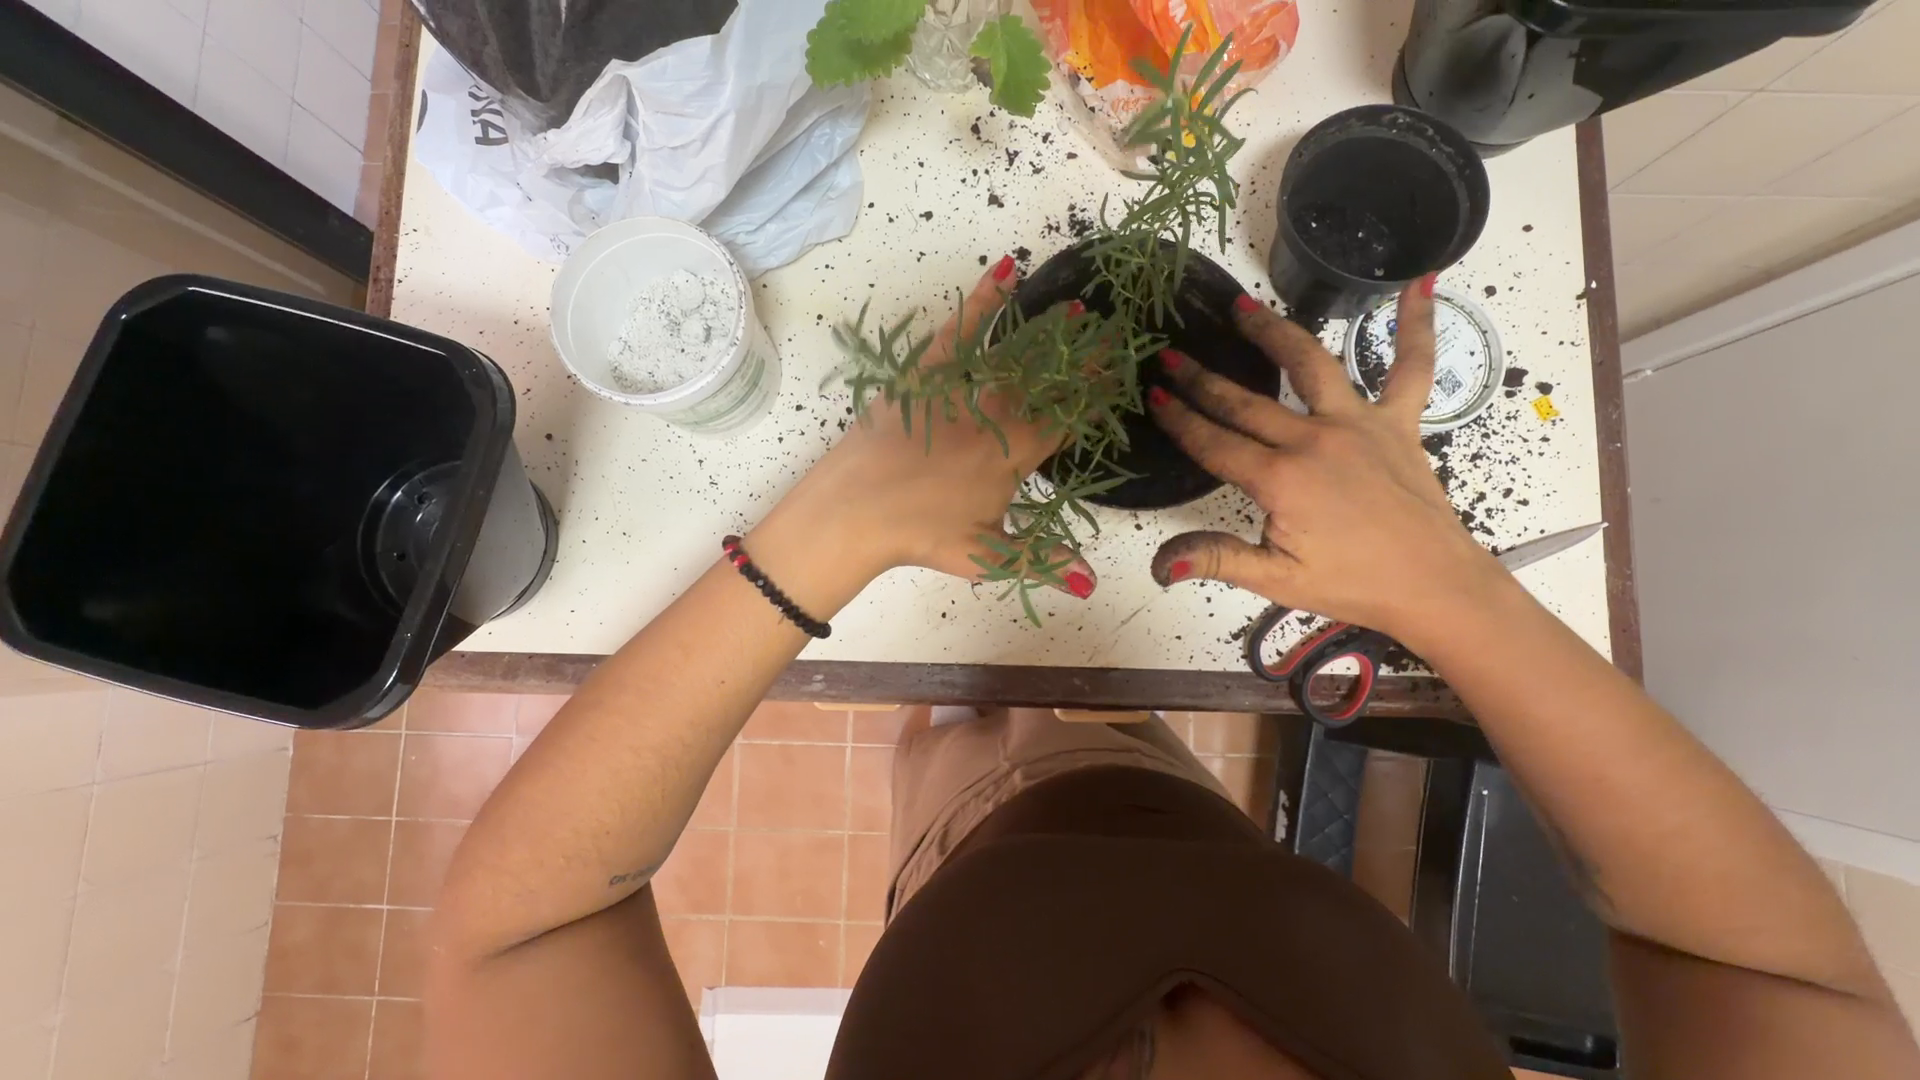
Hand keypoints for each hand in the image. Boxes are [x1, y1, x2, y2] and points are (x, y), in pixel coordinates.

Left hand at [762, 258, 1097, 603]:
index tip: (1117, 379)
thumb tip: (1093, 584)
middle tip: (1112, 334)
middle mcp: (994, 418)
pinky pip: (957, 333)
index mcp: (1013, 458)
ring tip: (1077, 309)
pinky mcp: (922, 376)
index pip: (1064, 423)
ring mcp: (959, 394)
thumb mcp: (986, 557)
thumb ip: (1043, 561)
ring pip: (1012, 357)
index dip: (1092, 401)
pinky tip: (1004, 273)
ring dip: (1047, 333)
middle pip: (1047, 386)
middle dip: (1083, 362)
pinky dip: (981, 303)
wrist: (855, 513)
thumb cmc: (920, 537)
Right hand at [1145, 279, 1500, 644]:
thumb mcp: (1276, 579)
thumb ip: (1216, 559)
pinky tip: (1418, 284)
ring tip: (1243, 306)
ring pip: (1311, 364)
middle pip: (1246, 402)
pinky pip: (1411, 367)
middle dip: (1201, 379)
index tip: (1154, 394)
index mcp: (1281, 479)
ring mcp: (1359, 424)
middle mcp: (1315, 440)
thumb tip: (1159, 565)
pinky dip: (1418, 325)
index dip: (1180, 420)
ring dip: (1273, 332)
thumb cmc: (1353, 585)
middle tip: (1170, 354)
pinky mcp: (1399, 423)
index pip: (1215, 443)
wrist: (1435, 586)